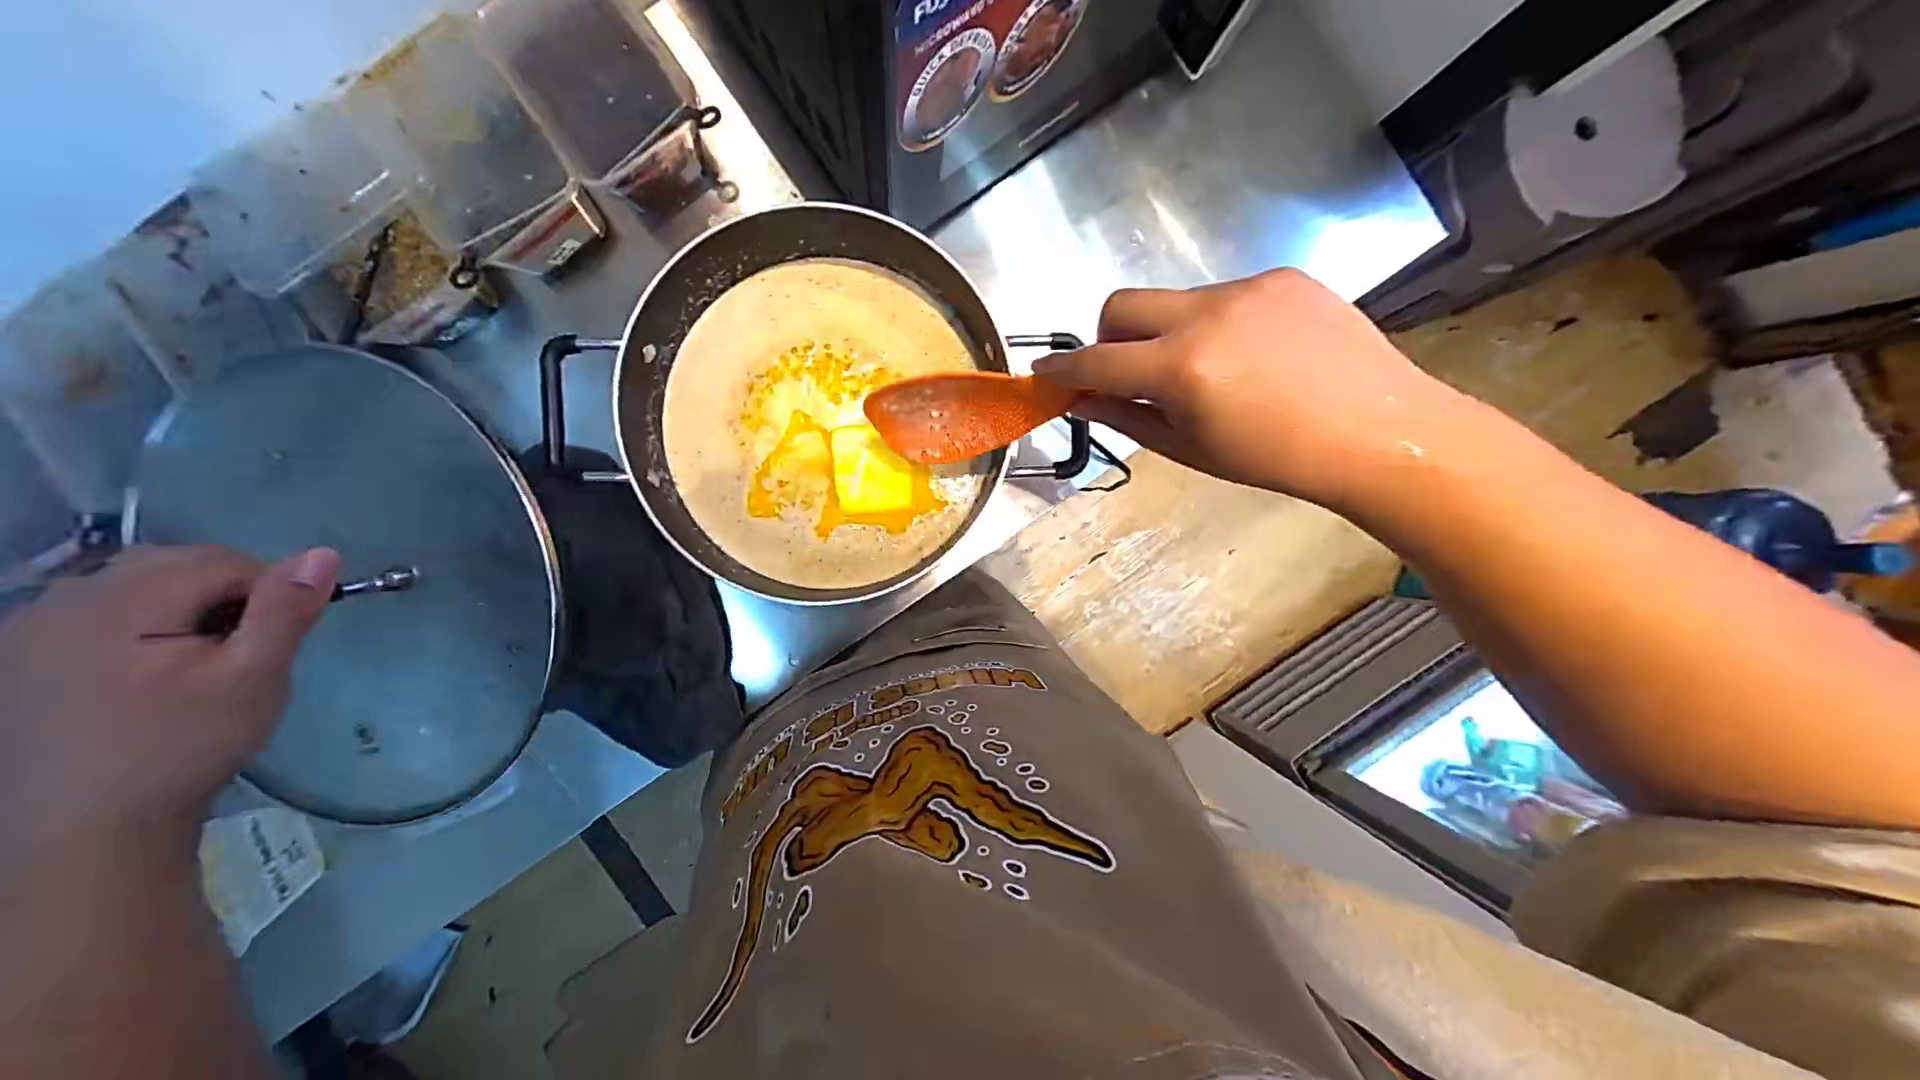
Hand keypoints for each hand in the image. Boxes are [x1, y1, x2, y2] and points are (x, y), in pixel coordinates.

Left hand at [0, 546, 339, 862]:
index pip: (223, 562)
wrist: (85, 829)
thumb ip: (285, 611)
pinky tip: (147, 668)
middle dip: (223, 592)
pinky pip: (96, 609)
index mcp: (119, 604)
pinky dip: (138, 622)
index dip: (266, 591)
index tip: (273, 640)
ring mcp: (28, 629)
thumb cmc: (183, 747)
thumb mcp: (255, 677)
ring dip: (181, 603)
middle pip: (173, 562)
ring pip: (134, 581)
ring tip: (196, 659)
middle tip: (239, 650)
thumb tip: (323, 554)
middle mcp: (60, 602)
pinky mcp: (18, 656)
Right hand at [1033, 268, 1468, 509]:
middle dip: (1108, 337)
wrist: (1381, 434)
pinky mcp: (1284, 277)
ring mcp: (1249, 288)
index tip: (1044, 374)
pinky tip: (1255, 356)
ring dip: (1168, 333)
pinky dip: (1216, 325)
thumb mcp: (1192, 449)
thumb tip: (1084, 401)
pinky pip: (1224, 296)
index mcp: (1182, 368)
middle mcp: (1208, 314)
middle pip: (1121, 303)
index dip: (1063, 370)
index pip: (1097, 361)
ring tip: (1212, 372)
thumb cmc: (1277, 460)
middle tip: (1129, 373)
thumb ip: (1129, 418)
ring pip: (1175, 301)